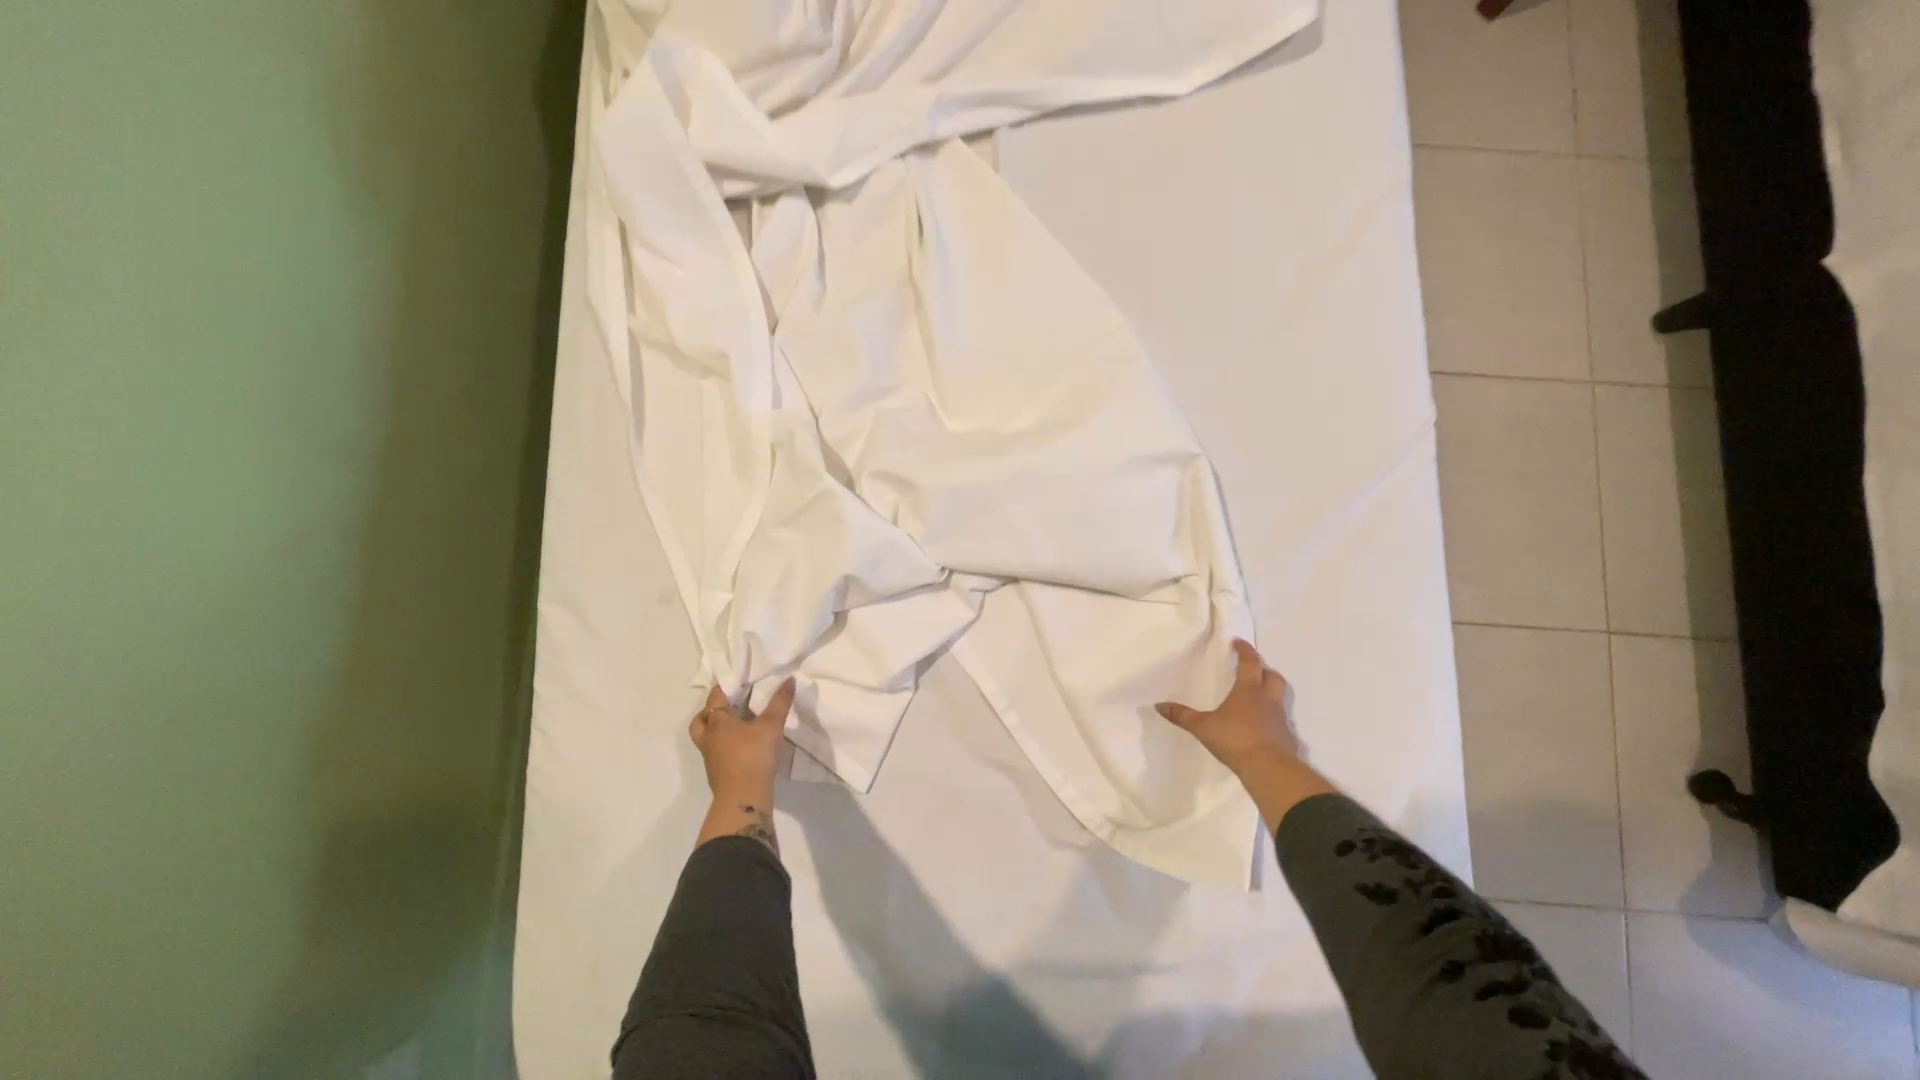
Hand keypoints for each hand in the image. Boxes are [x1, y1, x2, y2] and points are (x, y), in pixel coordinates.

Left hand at [689, 679, 795, 804]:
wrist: (742, 796)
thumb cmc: (753, 754)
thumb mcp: (771, 725)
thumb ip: (780, 702)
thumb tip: (789, 679)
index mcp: (717, 722)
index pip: (715, 699)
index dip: (723, 688)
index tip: (735, 682)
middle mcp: (708, 738)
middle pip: (700, 720)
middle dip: (709, 712)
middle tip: (726, 707)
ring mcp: (710, 757)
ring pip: (705, 738)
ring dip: (715, 730)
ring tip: (734, 727)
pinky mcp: (716, 773)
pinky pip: (714, 752)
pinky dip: (723, 746)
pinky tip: (740, 747)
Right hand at [1156, 640, 1335, 830]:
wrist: (1268, 767)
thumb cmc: (1235, 740)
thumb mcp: (1202, 727)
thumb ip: (1182, 716)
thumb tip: (1159, 705)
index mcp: (1248, 691)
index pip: (1250, 662)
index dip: (1245, 650)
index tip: (1238, 642)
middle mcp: (1267, 699)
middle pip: (1272, 676)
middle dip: (1264, 669)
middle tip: (1252, 670)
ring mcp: (1279, 718)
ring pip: (1279, 696)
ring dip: (1270, 691)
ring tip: (1256, 698)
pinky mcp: (1286, 736)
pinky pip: (1280, 720)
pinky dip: (1272, 717)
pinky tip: (1261, 727)